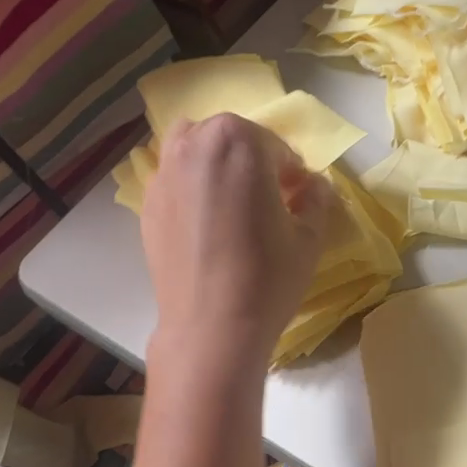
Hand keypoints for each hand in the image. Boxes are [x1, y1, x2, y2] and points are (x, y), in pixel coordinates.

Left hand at [140, 113, 332, 371]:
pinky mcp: (149, 202)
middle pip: (233, 140)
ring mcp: (165, 171)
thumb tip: (315, 186)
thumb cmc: (268, 279)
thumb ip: (317, 201)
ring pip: (198, 152)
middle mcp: (195, 143)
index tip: (299, 202)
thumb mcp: (309, 240)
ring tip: (235, 209)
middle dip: (255, 165)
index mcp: (240, 142)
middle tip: (270, 206)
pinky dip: (196, 191)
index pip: (277, 147)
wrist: (212, 325)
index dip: (294, 175)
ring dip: (220, 169)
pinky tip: (210, 230)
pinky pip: (178, 181)